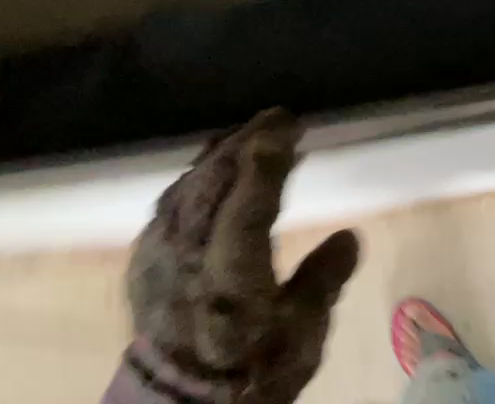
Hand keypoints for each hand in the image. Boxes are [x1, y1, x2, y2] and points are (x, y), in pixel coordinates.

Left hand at [128, 108, 358, 403]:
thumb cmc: (250, 374)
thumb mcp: (303, 337)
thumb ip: (324, 281)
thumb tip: (350, 237)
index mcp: (232, 274)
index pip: (248, 199)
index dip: (270, 156)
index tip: (292, 125)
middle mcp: (189, 253)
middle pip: (216, 178)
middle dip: (249, 141)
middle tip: (280, 119)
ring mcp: (160, 251)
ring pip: (191, 182)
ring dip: (224, 152)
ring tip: (253, 135)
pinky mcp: (144, 256)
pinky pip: (172, 198)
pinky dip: (199, 173)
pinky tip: (214, 167)